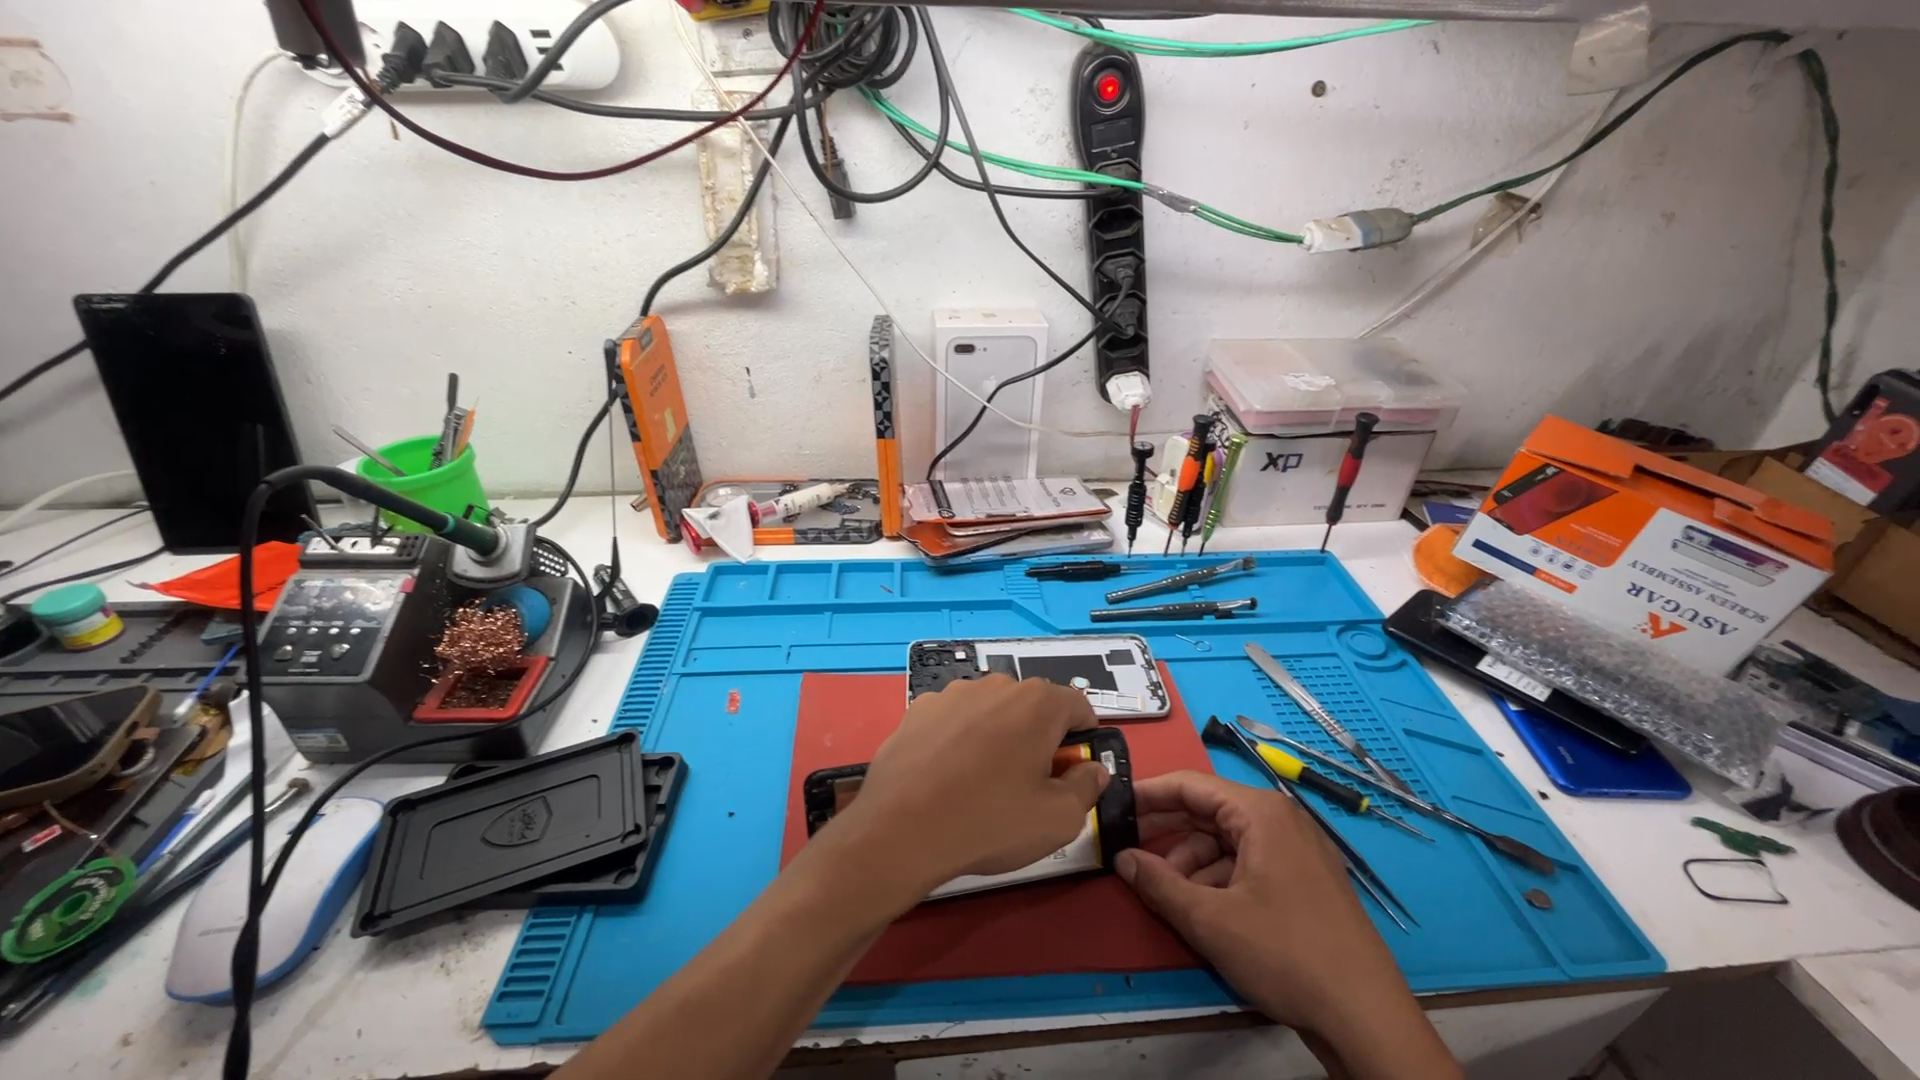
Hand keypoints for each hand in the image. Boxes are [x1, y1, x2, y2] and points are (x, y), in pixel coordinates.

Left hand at [825, 675, 1108, 894]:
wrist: (900, 831)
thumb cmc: (991, 822)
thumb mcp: (1060, 819)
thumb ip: (1087, 787)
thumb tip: (1090, 770)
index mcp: (1038, 702)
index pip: (1079, 707)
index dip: (1083, 740)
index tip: (1073, 774)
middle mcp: (994, 685)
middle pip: (1032, 707)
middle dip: (1039, 739)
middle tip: (1030, 786)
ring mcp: (950, 695)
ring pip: (990, 713)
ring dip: (997, 738)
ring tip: (982, 786)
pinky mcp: (915, 712)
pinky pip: (953, 723)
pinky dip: (958, 743)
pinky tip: (946, 780)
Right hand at [1115, 771, 1456, 1078]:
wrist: (1365, 1016)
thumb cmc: (1284, 954)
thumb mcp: (1209, 920)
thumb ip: (1159, 883)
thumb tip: (1122, 858)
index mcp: (1261, 813)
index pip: (1191, 785)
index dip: (1148, 793)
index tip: (1112, 805)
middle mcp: (1281, 820)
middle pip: (1209, 811)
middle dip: (1167, 831)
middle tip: (1125, 847)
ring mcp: (1297, 851)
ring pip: (1227, 842)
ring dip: (1190, 863)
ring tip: (1163, 892)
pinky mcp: (1304, 881)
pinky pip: (1248, 863)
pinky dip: (1218, 879)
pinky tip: (1199, 909)